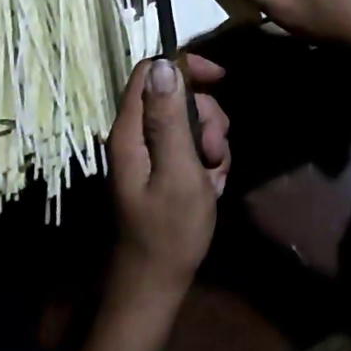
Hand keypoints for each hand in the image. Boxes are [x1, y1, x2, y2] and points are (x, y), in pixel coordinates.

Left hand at [108, 55, 230, 299]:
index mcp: (130, 132)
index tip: (219, 78)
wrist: (157, 285)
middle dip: (206, 116)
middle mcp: (136, 136)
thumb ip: (171, 118)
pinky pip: (192, 146)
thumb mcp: (178, 171)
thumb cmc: (169, 231)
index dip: (185, 67)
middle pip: (177, 96)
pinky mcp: (163, 169)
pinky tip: (211, 185)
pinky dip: (208, 161)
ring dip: (212, 142)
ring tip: (214, 175)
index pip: (151, 72)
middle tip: (214, 149)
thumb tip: (164, 65)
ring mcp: (150, 154)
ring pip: (190, 121)